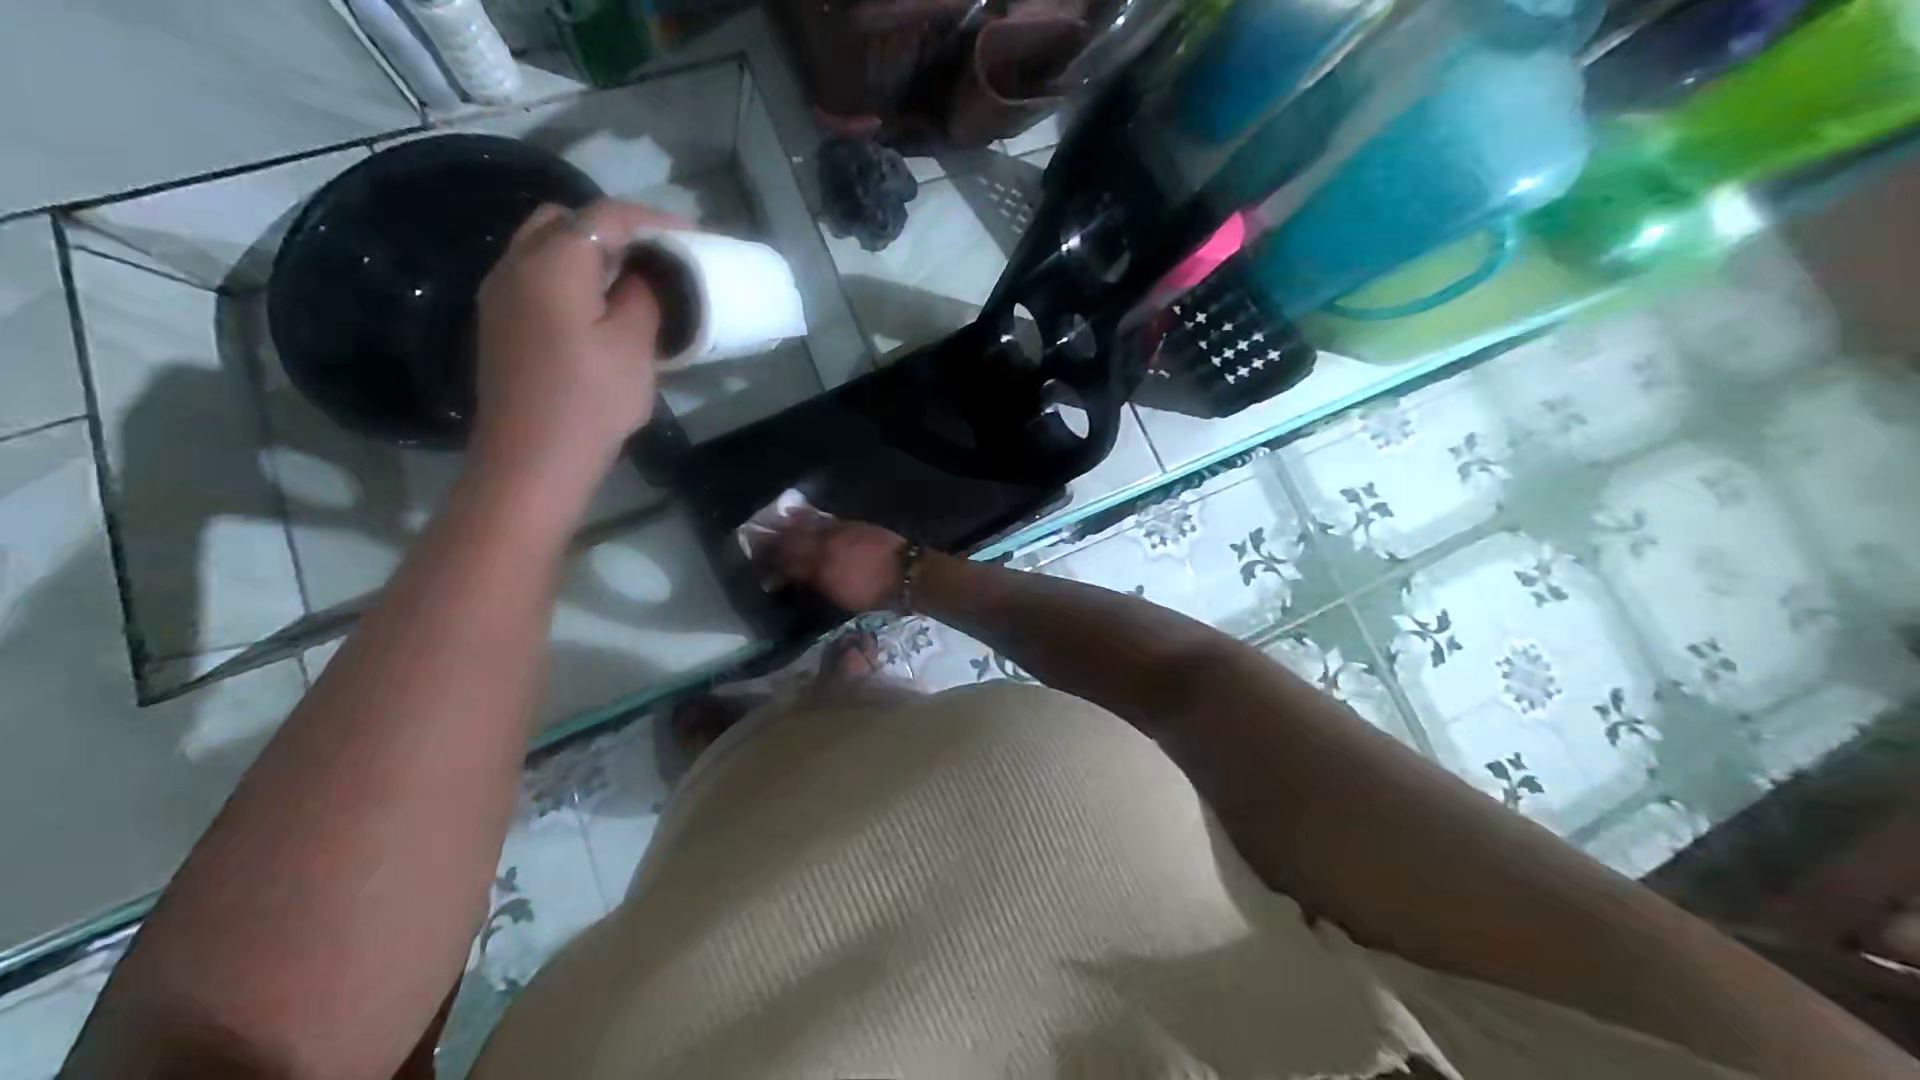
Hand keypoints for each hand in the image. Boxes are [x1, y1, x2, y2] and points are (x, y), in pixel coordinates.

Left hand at [471, 198, 680, 491]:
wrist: (532, 461)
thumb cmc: (590, 402)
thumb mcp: (633, 346)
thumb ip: (644, 295)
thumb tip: (648, 271)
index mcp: (553, 263)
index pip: (605, 216)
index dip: (653, 221)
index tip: (694, 236)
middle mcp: (516, 264)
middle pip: (566, 221)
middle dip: (615, 229)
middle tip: (658, 256)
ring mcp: (501, 294)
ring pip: (547, 247)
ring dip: (592, 252)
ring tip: (635, 280)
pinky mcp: (502, 322)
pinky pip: (539, 276)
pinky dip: (573, 275)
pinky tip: (602, 307)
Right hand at [765, 512, 909, 612]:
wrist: (907, 572)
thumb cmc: (874, 593)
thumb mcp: (840, 597)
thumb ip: (814, 584)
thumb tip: (791, 578)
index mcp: (819, 567)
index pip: (785, 561)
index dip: (767, 561)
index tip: (754, 561)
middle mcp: (823, 546)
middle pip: (790, 540)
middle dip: (769, 539)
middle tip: (751, 536)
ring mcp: (837, 532)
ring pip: (804, 526)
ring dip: (784, 525)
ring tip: (768, 522)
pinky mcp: (850, 525)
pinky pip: (821, 518)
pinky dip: (806, 516)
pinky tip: (796, 513)